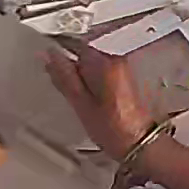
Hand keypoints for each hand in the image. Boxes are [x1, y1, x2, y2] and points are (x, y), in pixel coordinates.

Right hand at [45, 42, 154, 159]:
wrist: (139, 144)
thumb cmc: (113, 129)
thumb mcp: (80, 104)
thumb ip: (64, 77)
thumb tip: (50, 56)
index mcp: (106, 64)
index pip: (76, 44)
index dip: (60, 52)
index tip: (49, 62)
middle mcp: (118, 62)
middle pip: (85, 54)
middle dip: (72, 67)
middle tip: (65, 88)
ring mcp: (123, 70)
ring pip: (93, 64)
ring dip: (82, 76)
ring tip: (80, 98)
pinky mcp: (125, 80)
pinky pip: (102, 73)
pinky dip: (93, 83)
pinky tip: (91, 100)